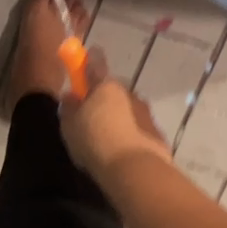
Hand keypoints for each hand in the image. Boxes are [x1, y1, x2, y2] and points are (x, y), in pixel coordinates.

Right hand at [58, 49, 172, 177]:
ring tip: (104, 139)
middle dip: (102, 97)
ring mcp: (146, 113)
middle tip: (88, 115)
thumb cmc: (95, 141)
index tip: (85, 57)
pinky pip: (138, 128)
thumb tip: (71, 96)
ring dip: (117, 117)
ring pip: (127, 109)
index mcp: (105, 86)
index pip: (96, 62)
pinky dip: (130, 134)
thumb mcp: (69, 125)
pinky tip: (120, 151)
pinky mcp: (157, 134)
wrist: (135, 170)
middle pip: (112, 89)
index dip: (88, 60)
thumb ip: (69, 108)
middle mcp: (128, 94)